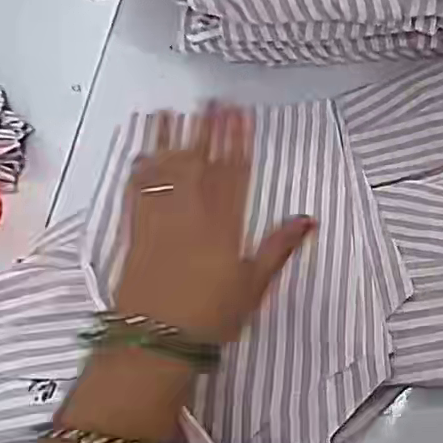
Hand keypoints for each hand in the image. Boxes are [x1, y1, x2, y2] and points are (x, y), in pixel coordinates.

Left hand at [112, 104, 314, 342]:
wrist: (156, 340)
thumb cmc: (212, 314)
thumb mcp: (254, 283)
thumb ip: (279, 246)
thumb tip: (307, 219)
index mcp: (224, 226)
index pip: (233, 174)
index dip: (237, 142)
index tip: (240, 116)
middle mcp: (190, 216)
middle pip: (199, 163)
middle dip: (206, 130)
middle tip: (211, 101)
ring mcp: (159, 220)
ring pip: (166, 170)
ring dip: (169, 139)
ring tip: (172, 112)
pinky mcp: (135, 231)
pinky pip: (138, 190)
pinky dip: (140, 167)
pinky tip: (142, 151)